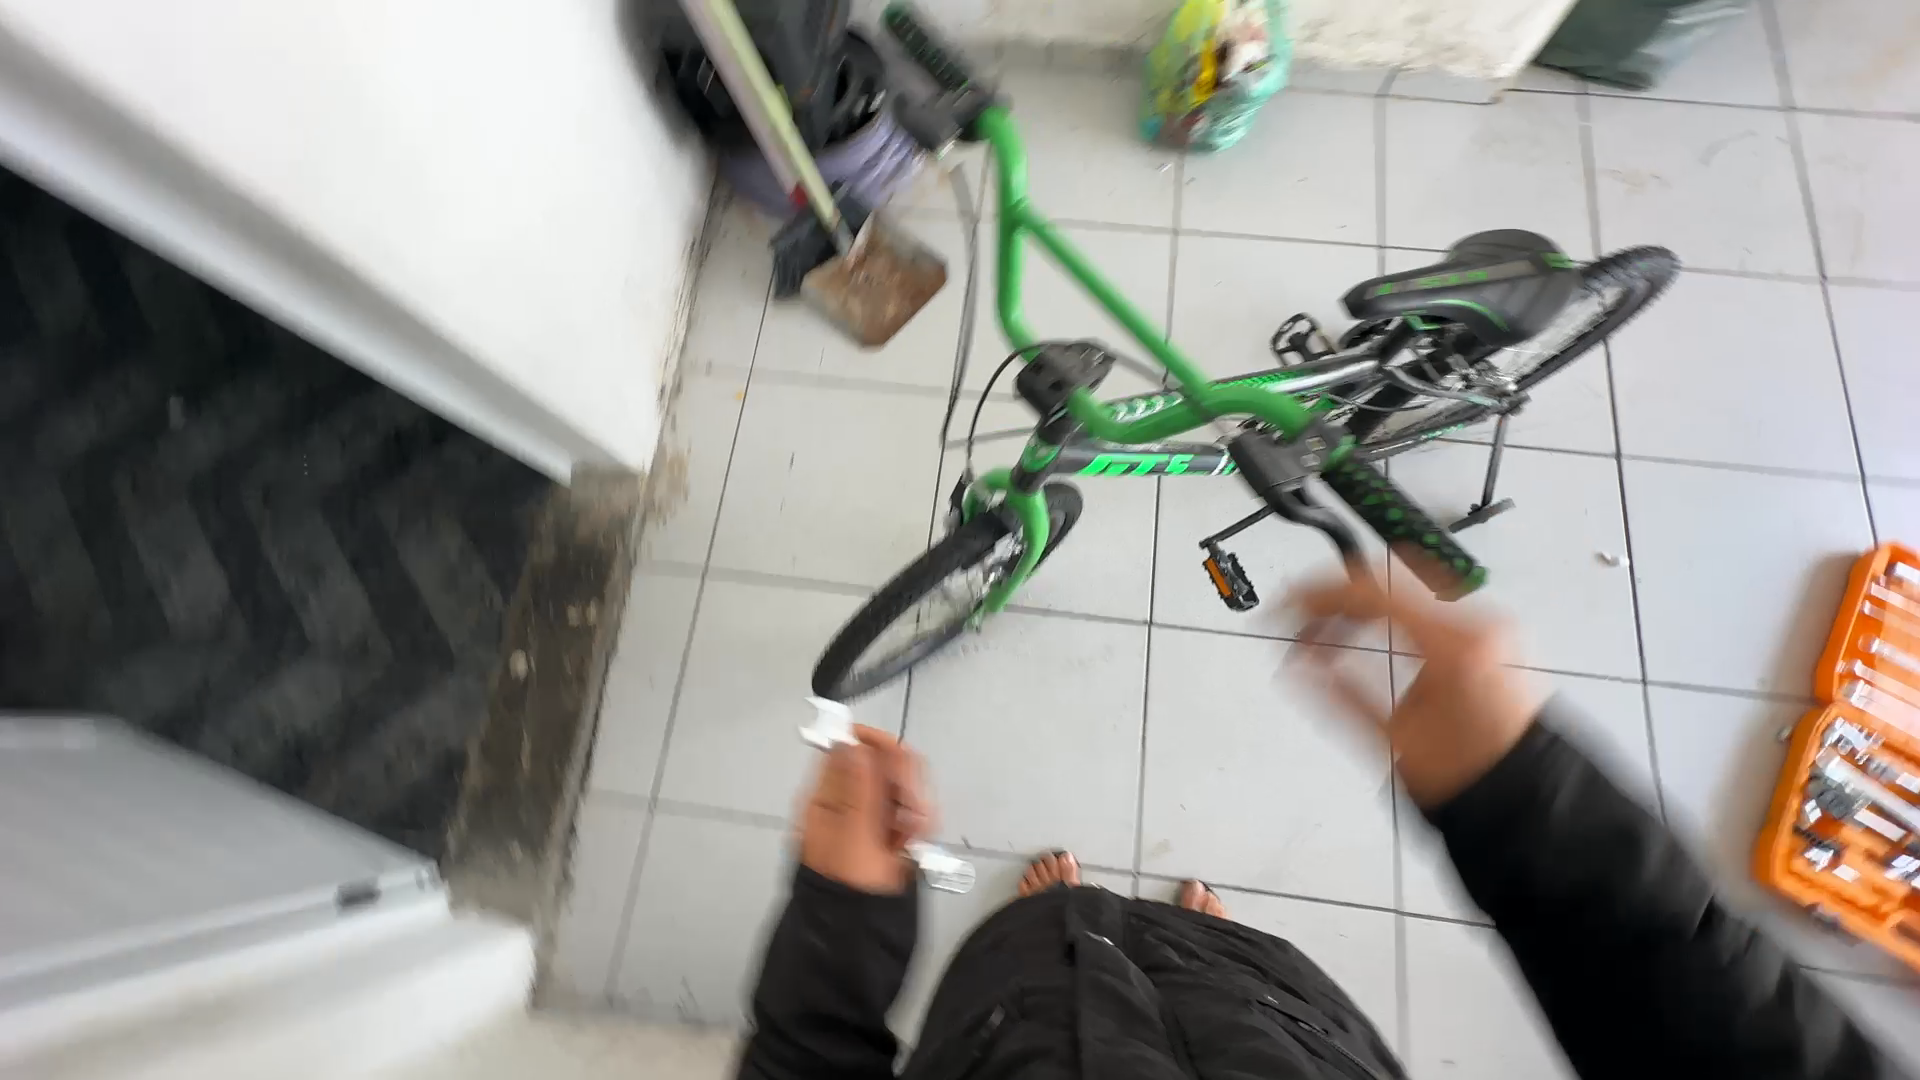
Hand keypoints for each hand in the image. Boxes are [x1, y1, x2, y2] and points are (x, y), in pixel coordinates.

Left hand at [798, 726, 933, 893]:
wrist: (857, 930)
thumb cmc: (846, 886)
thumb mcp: (851, 834)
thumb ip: (856, 786)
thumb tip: (852, 741)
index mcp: (827, 795)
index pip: (849, 745)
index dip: (875, 743)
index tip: (899, 759)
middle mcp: (847, 798)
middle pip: (881, 760)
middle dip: (903, 778)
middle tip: (911, 804)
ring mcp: (869, 812)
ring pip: (900, 782)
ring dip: (915, 800)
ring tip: (915, 830)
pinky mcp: (889, 827)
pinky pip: (910, 806)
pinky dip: (918, 818)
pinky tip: (916, 838)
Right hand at [1288, 564, 1542, 808]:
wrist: (1531, 793)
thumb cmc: (1468, 773)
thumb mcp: (1392, 737)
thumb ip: (1336, 692)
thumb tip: (1292, 661)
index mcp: (1454, 644)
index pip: (1370, 591)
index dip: (1315, 595)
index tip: (1284, 607)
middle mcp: (1475, 623)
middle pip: (1383, 576)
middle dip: (1330, 592)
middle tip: (1294, 613)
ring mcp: (1482, 623)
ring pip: (1398, 583)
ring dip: (1352, 600)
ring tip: (1320, 628)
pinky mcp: (1481, 631)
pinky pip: (1417, 599)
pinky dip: (1378, 608)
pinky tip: (1356, 630)